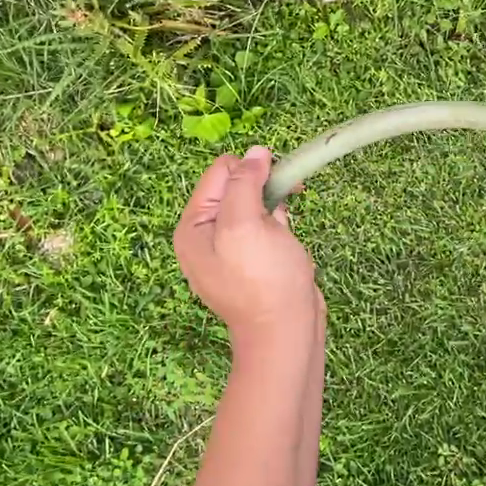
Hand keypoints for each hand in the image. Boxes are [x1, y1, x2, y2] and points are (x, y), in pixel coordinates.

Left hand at [174, 147, 321, 346]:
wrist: (285, 333)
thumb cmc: (264, 280)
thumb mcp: (246, 225)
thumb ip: (244, 184)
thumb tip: (256, 152)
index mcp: (193, 226)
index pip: (220, 171)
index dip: (251, 169)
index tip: (279, 179)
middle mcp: (206, 235)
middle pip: (236, 184)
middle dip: (265, 185)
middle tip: (291, 197)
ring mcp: (229, 249)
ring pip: (254, 203)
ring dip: (275, 204)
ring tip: (286, 226)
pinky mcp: (253, 259)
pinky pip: (264, 224)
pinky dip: (280, 222)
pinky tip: (288, 238)